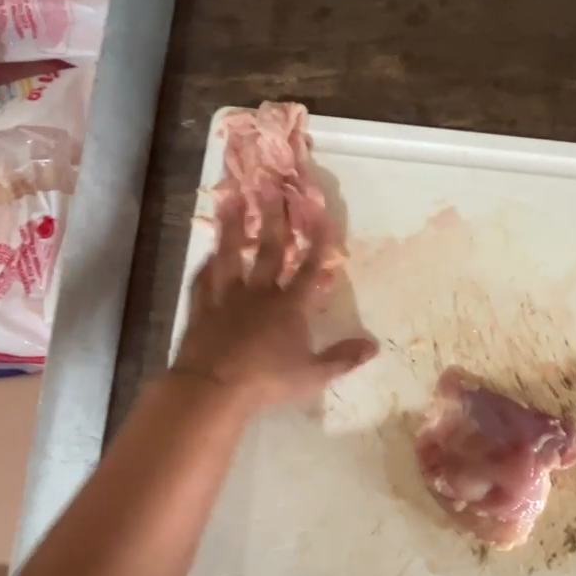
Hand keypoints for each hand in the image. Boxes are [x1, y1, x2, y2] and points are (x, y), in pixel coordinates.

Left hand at [172, 197, 375, 409]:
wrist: (213, 388)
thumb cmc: (267, 380)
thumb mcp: (313, 374)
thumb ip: (343, 358)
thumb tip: (374, 346)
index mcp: (290, 306)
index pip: (310, 269)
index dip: (318, 242)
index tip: (321, 214)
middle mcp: (260, 294)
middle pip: (270, 251)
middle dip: (275, 219)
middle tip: (271, 187)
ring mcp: (227, 298)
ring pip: (231, 256)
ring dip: (233, 228)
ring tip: (232, 201)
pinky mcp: (202, 308)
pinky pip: (204, 280)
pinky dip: (206, 265)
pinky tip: (207, 254)